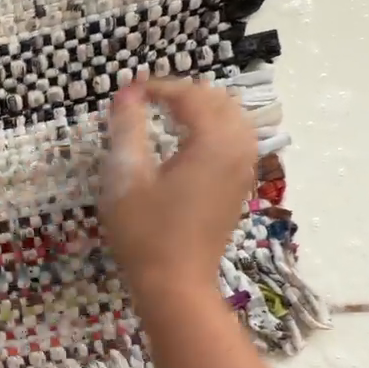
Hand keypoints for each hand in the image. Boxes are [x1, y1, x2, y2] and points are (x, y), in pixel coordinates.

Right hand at [100, 78, 257, 299]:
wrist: (174, 280)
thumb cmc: (143, 230)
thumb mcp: (125, 178)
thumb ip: (127, 130)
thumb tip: (127, 92)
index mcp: (212, 142)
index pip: (190, 96)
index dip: (158, 87)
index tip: (127, 90)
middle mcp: (238, 148)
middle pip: (219, 101)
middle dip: (183, 93)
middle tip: (146, 99)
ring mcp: (244, 168)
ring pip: (233, 119)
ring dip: (202, 109)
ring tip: (167, 114)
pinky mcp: (239, 185)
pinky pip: (235, 140)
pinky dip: (213, 129)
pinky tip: (187, 141)